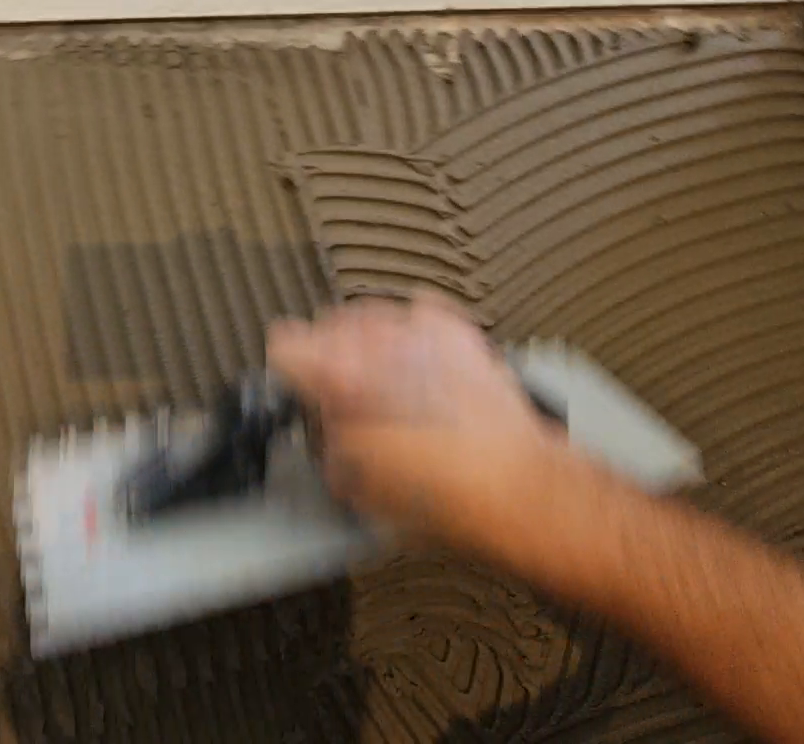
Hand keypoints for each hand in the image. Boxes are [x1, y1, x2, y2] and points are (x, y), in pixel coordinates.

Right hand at [266, 292, 565, 548]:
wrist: (519, 488)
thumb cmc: (444, 492)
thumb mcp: (357, 482)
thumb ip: (327, 440)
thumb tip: (326, 433)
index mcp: (340, 376)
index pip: (284, 342)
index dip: (288, 366)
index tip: (297, 382)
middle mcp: (375, 343)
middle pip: (328, 323)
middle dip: (331, 353)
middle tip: (347, 392)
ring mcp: (418, 330)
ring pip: (371, 314)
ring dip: (371, 342)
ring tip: (388, 379)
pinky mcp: (456, 331)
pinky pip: (420, 312)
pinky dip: (415, 332)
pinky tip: (422, 362)